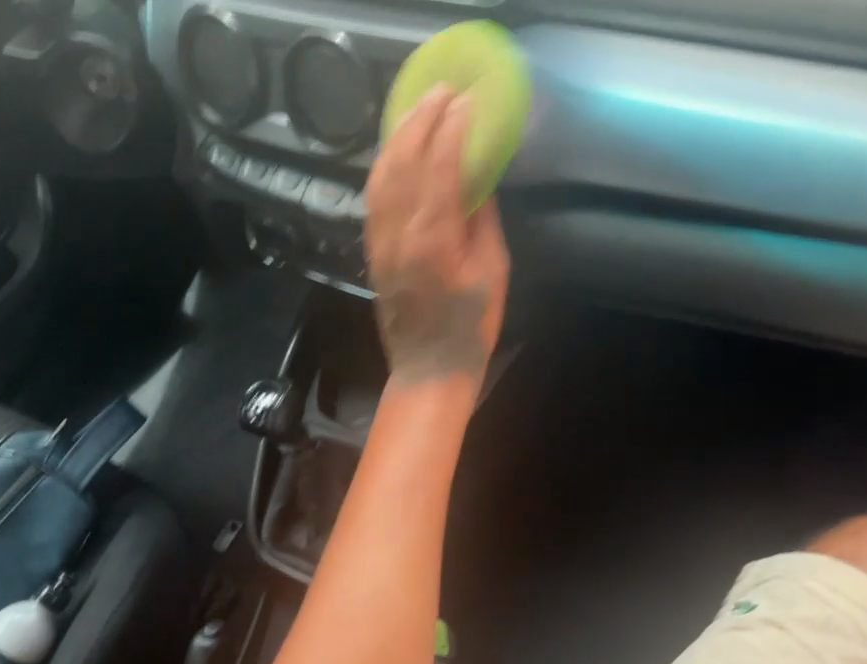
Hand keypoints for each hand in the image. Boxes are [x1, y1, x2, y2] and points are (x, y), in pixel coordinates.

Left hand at [364, 86, 509, 388]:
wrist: (428, 368)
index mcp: (434, 238)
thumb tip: (477, 177)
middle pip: (404, 160)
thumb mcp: (493, 271)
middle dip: (423, 120)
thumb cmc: (470, 326)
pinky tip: (397, 150)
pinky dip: (385, 165)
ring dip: (399, 136)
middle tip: (443, 92)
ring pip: (381, 175)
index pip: (440, 165)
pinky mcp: (372, 251)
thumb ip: (482, 219)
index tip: (468, 101)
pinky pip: (373, 196)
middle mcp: (399, 233)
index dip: (453, 127)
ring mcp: (380, 242)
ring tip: (419, 109)